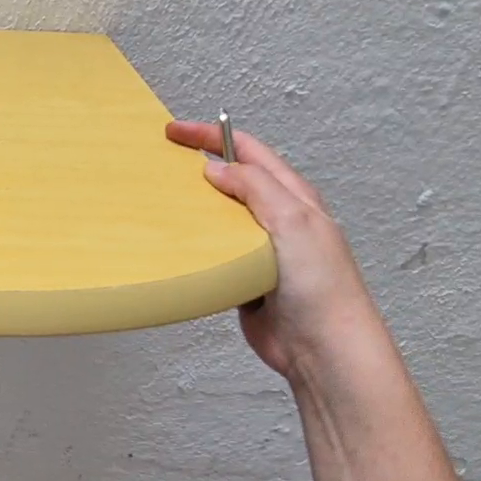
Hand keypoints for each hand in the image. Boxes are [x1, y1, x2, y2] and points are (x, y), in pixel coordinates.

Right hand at [166, 120, 391, 385]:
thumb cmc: (320, 287)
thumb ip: (255, 188)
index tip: (173, 131)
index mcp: (294, 198)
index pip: (248, 151)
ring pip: (218, 215)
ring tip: (158, 196)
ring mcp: (258, 248)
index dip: (211, 136)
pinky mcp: (242, 276)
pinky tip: (172, 240)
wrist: (322, 348)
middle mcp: (276, 219)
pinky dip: (192, 241)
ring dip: (192, 203)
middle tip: (160, 159)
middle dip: (197, 164)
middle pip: (232, 180)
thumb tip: (215, 167)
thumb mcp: (292, 222)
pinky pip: (212, 249)